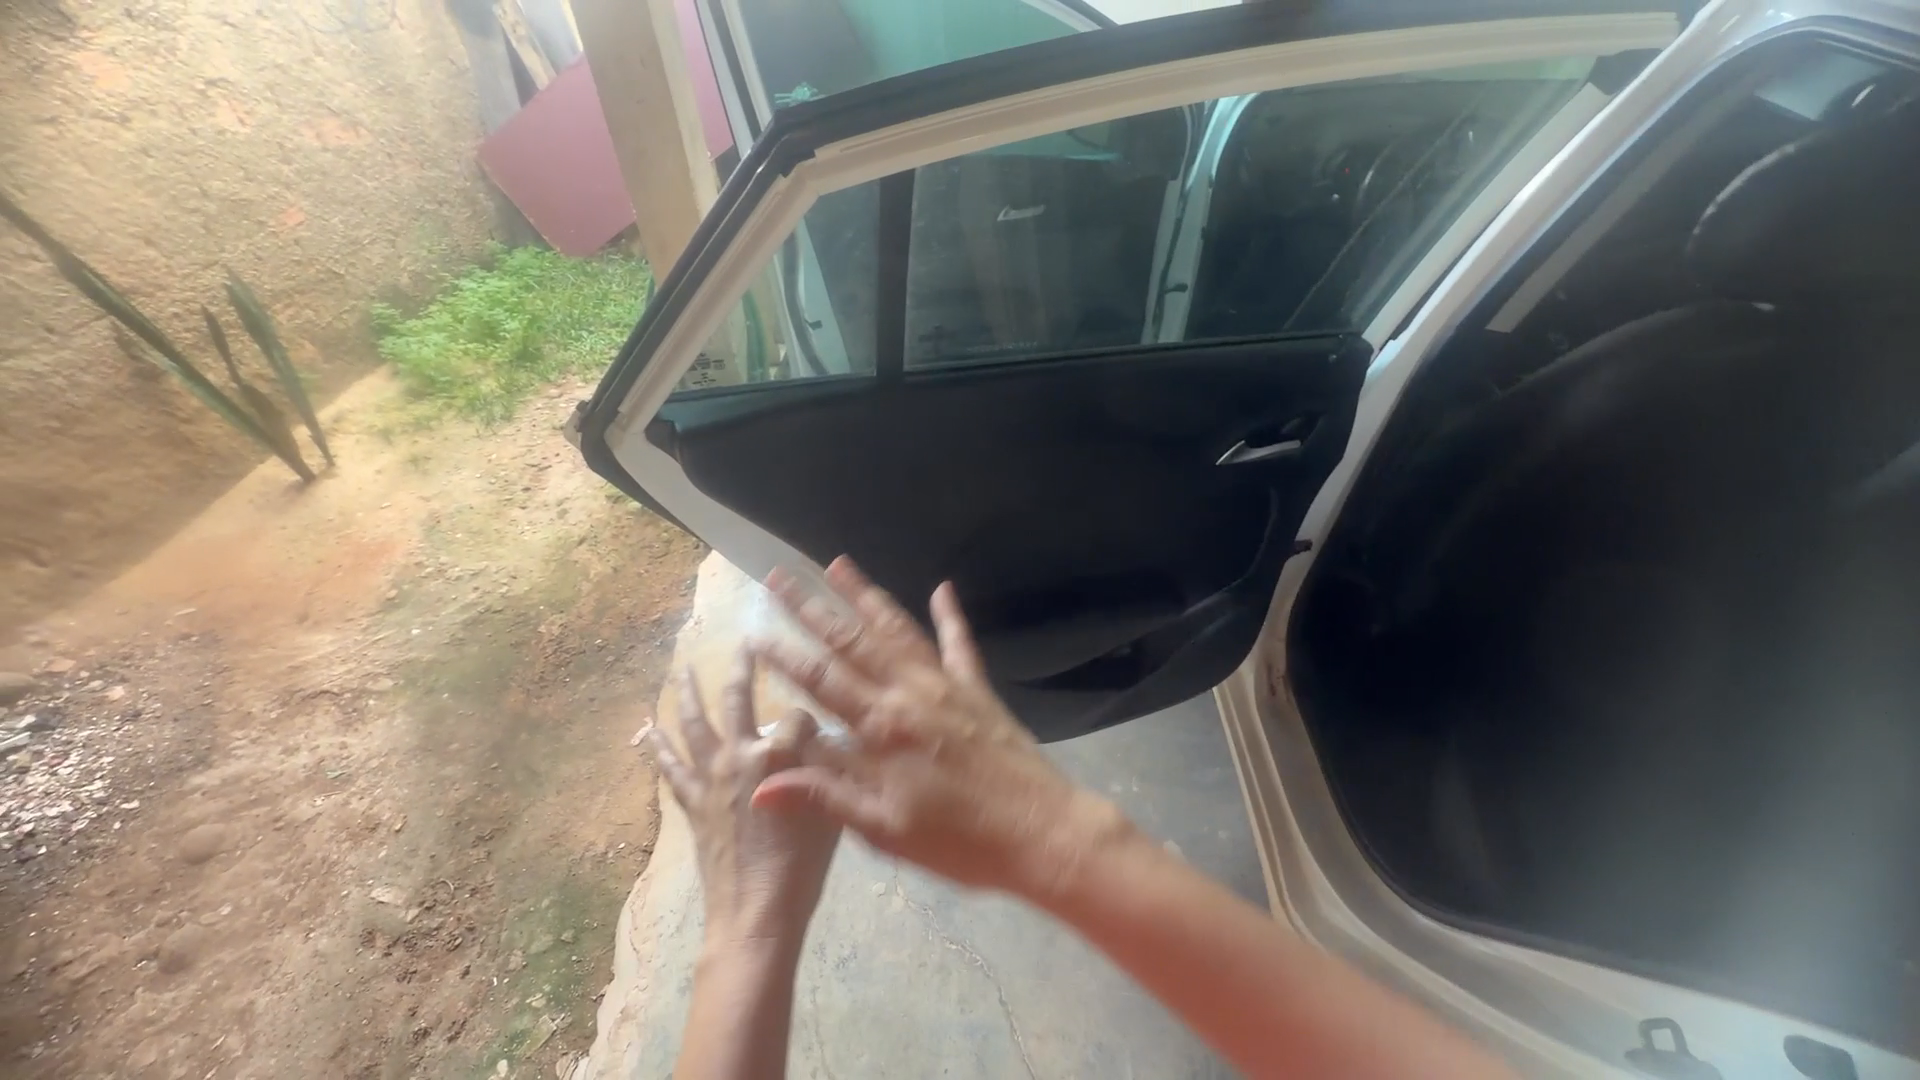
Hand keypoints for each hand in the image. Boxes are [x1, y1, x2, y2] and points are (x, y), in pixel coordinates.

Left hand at [645, 655, 840, 946]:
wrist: (755, 913)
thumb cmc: (803, 866)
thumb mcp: (831, 810)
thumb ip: (827, 769)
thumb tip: (825, 745)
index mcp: (780, 753)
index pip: (798, 716)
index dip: (812, 721)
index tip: (821, 733)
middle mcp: (740, 753)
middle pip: (739, 698)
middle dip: (743, 667)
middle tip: (743, 644)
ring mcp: (710, 777)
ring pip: (695, 723)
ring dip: (689, 692)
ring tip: (683, 670)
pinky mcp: (691, 802)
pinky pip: (670, 766)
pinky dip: (658, 745)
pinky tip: (648, 727)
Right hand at [749, 557, 1133, 902]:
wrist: (1041, 830)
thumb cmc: (958, 841)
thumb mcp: (884, 830)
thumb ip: (824, 796)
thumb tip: (759, 785)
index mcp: (882, 729)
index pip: (820, 682)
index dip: (784, 657)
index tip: (754, 632)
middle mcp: (909, 693)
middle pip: (852, 642)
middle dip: (812, 608)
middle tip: (780, 576)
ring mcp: (946, 685)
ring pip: (898, 630)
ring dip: (866, 595)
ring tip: (839, 564)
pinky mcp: (978, 688)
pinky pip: (959, 643)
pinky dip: (949, 614)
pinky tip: (943, 588)